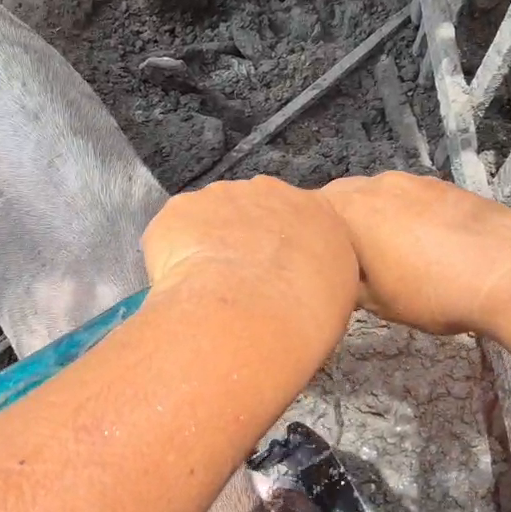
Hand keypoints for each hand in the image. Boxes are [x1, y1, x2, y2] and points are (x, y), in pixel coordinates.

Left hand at [142, 176, 358, 343]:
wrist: (248, 317)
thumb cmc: (302, 318)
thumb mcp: (336, 299)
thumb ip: (321, 278)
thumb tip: (301, 285)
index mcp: (319, 214)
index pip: (310, 215)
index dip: (289, 244)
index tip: (278, 270)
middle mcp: (271, 193)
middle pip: (255, 210)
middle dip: (245, 240)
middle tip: (241, 284)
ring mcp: (222, 196)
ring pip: (211, 217)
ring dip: (208, 245)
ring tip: (209, 290)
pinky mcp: (182, 209)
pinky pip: (175, 229)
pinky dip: (174, 254)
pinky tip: (182, 285)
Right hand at [319, 172, 510, 337]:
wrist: (509, 273)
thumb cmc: (432, 292)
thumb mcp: (376, 303)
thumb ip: (345, 282)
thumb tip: (336, 276)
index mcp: (351, 209)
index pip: (310, 211)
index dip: (310, 236)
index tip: (314, 260)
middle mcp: (379, 184)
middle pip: (347, 198)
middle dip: (343, 225)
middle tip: (347, 260)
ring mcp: (417, 182)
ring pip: (383, 197)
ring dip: (379, 219)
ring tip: (389, 255)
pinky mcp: (449, 188)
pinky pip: (416, 199)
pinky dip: (411, 218)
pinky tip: (427, 247)